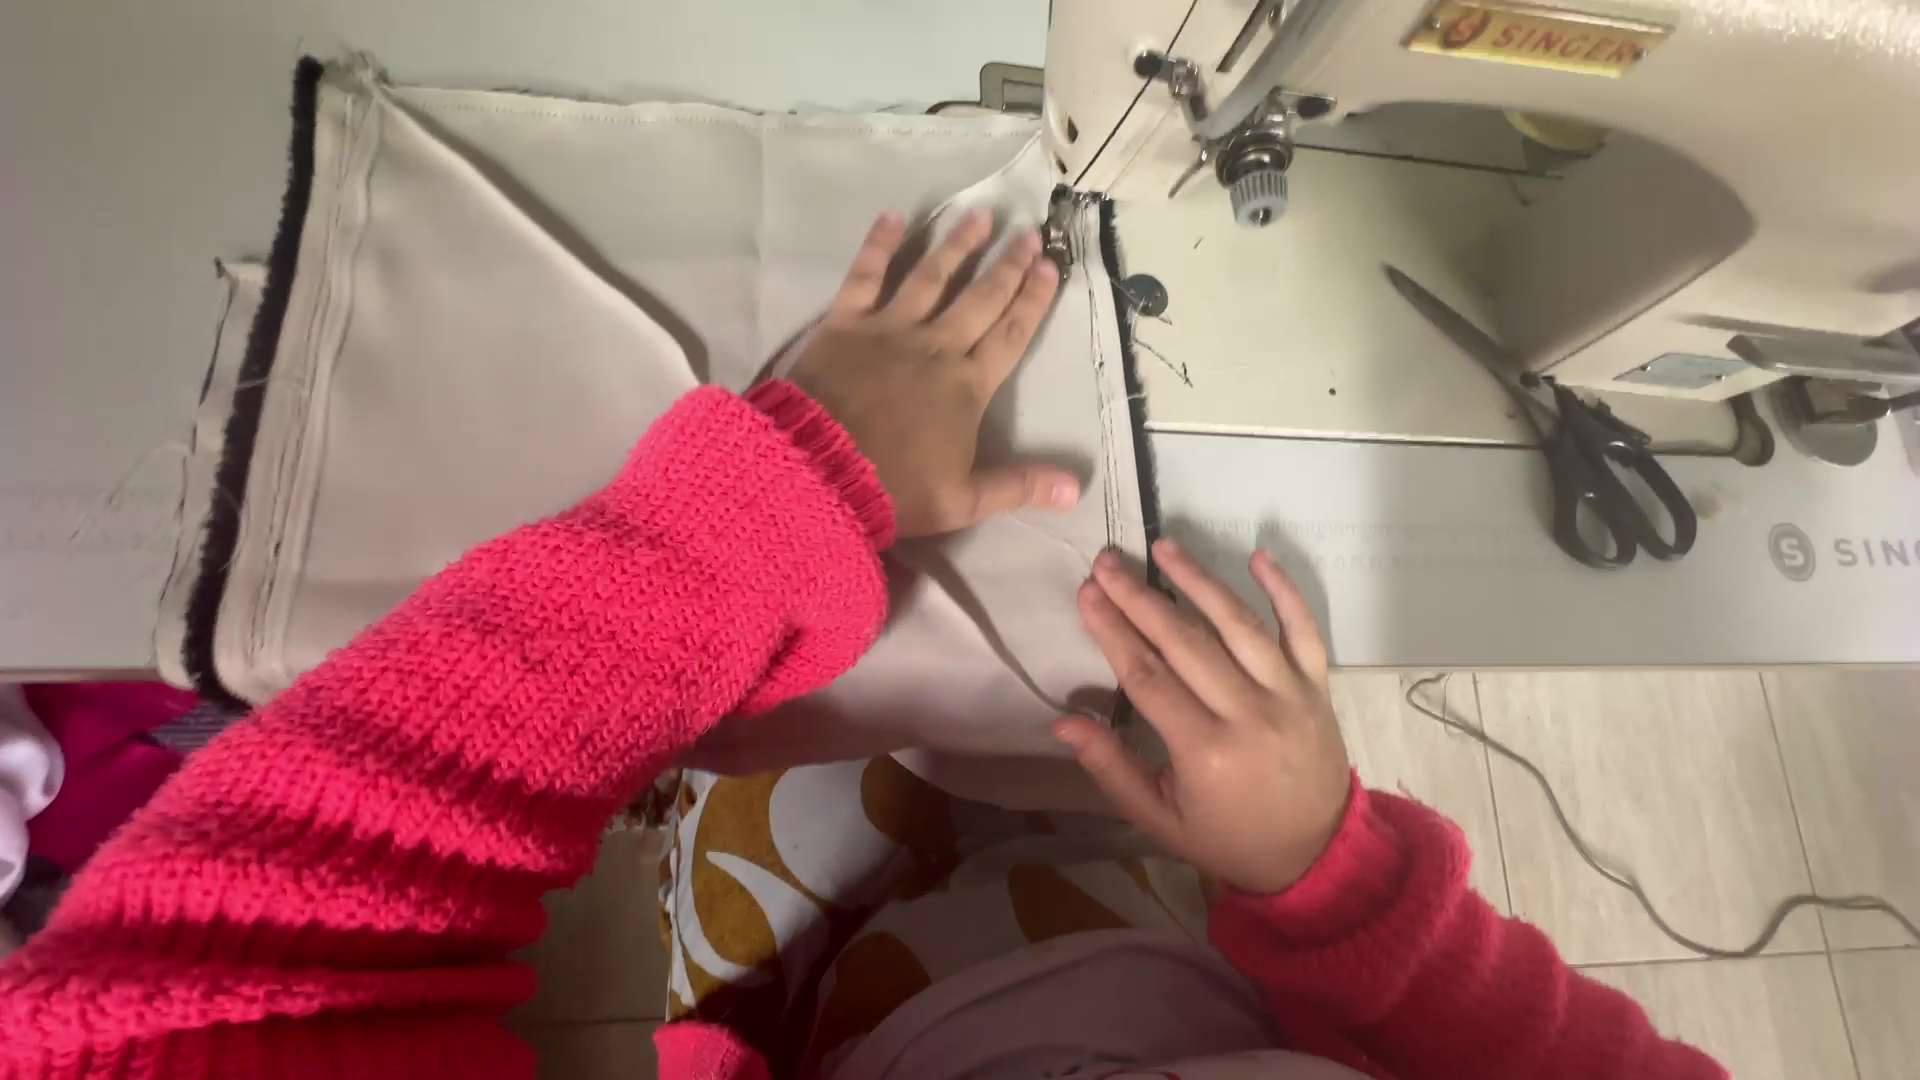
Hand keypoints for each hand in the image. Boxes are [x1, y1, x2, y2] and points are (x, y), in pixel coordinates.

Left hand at [787, 209, 1076, 538]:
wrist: (823, 470)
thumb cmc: (896, 487)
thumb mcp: (965, 499)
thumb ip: (1020, 487)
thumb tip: (1076, 490)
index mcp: (968, 386)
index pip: (1010, 335)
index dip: (1033, 301)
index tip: (1051, 268)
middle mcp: (937, 346)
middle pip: (980, 298)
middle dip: (1007, 264)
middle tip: (1028, 233)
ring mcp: (891, 328)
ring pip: (932, 276)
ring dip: (958, 245)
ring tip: (981, 215)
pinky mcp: (846, 322)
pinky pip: (866, 274)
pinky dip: (879, 245)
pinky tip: (893, 217)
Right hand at [1054, 538, 1352, 894]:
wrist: (1319, 857)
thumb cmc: (1228, 837)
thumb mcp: (1159, 819)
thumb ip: (1111, 768)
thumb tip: (1062, 721)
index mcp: (1205, 751)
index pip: (1147, 677)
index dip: (1112, 632)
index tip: (1086, 594)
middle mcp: (1248, 714)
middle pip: (1185, 642)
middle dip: (1140, 597)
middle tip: (1106, 561)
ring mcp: (1289, 694)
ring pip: (1239, 624)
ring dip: (1198, 580)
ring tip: (1163, 546)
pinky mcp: (1317, 686)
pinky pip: (1304, 629)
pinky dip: (1285, 590)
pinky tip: (1257, 555)